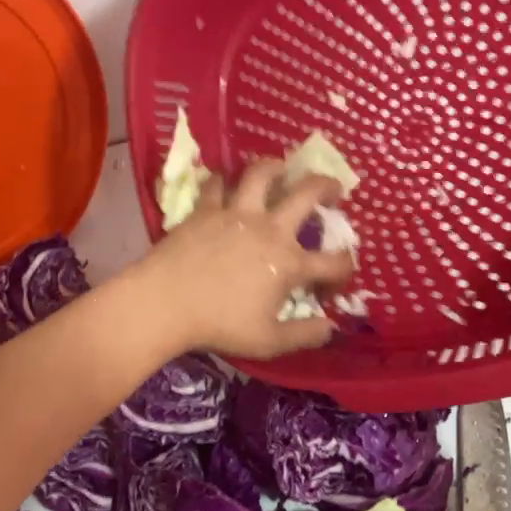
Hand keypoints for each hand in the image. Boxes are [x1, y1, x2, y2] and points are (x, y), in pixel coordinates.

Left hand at [129, 161, 356, 358]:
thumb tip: (330, 327)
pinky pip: (217, 184)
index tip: (337, 277)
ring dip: (275, 167)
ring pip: (261, 174)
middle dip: (327, 186)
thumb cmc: (219, 326)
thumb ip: (304, 335)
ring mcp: (236, 214)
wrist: (165, 303)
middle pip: (307, 194)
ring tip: (280, 169)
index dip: (344, 268)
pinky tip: (224, 183)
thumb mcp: (269, 342)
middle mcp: (270, 229)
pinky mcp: (205, 209)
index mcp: (290, 264)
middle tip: (332, 188)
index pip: (334, 261)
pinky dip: (223, 180)